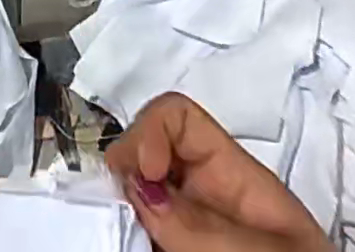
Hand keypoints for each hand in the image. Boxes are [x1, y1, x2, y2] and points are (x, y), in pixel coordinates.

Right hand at [107, 93, 332, 251]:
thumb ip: (204, 227)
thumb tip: (137, 187)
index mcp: (235, 177)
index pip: (176, 116)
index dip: (149, 131)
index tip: (144, 175)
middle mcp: (202, 190)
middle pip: (144, 147)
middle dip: (125, 170)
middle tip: (120, 211)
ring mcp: (185, 221)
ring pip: (132, 187)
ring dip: (119, 203)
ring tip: (122, 231)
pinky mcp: (168, 243)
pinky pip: (137, 222)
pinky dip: (123, 229)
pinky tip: (127, 239)